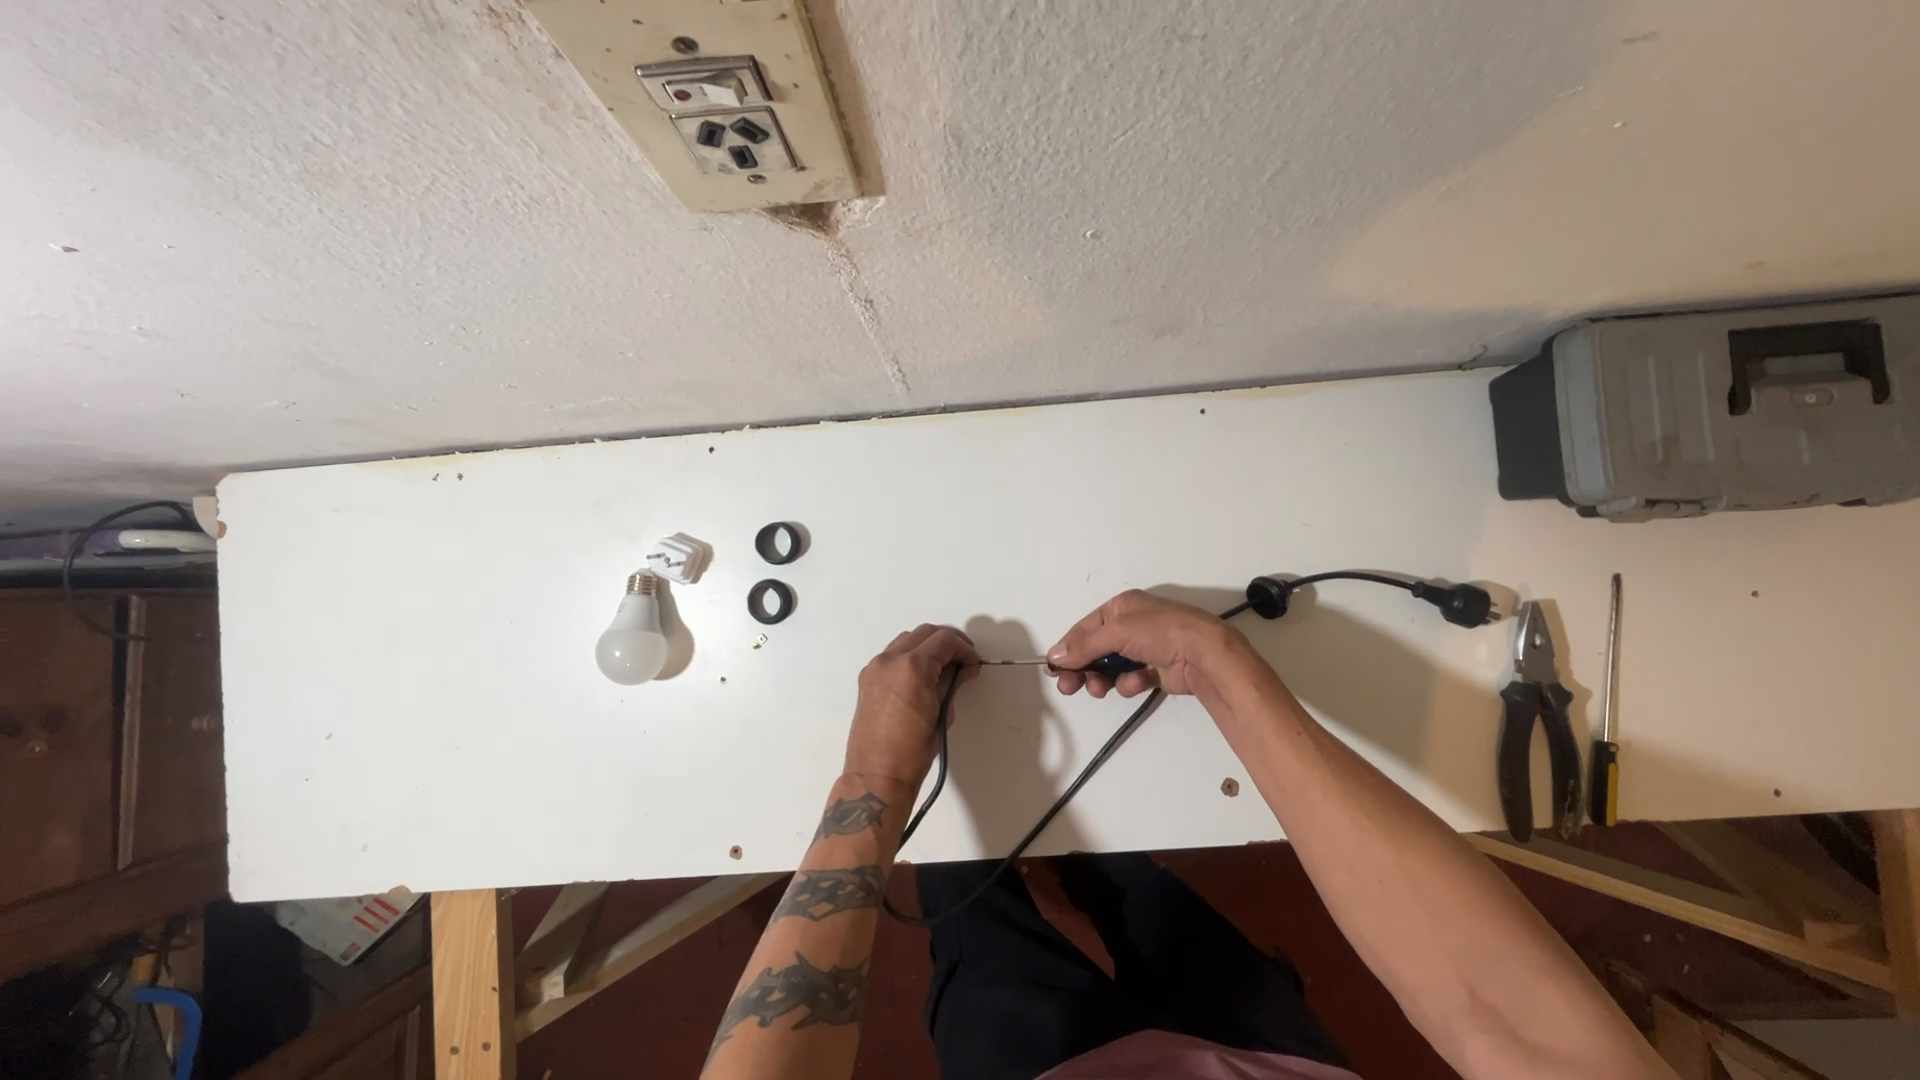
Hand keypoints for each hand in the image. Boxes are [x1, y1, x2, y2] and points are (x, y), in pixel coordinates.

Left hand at [844, 624, 979, 790]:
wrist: (877, 774)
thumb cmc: (912, 752)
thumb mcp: (942, 713)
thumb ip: (952, 683)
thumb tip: (962, 669)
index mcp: (912, 668)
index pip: (944, 641)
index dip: (964, 648)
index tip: (973, 661)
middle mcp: (890, 661)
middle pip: (925, 633)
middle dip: (948, 641)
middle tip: (964, 658)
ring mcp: (875, 668)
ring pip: (907, 639)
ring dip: (928, 646)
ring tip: (945, 665)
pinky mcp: (867, 678)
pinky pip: (893, 654)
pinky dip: (910, 655)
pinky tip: (923, 673)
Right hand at [1047, 590, 1243, 698]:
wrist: (1204, 655)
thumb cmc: (1160, 632)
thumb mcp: (1118, 632)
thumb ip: (1085, 645)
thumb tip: (1055, 655)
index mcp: (1122, 607)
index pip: (1086, 627)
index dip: (1069, 647)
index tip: (1054, 668)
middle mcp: (1132, 625)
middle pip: (1096, 649)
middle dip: (1082, 668)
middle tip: (1068, 687)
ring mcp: (1145, 648)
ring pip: (1111, 667)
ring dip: (1103, 678)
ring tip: (1100, 688)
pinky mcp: (1156, 670)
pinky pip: (1131, 678)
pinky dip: (1129, 683)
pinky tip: (1135, 684)